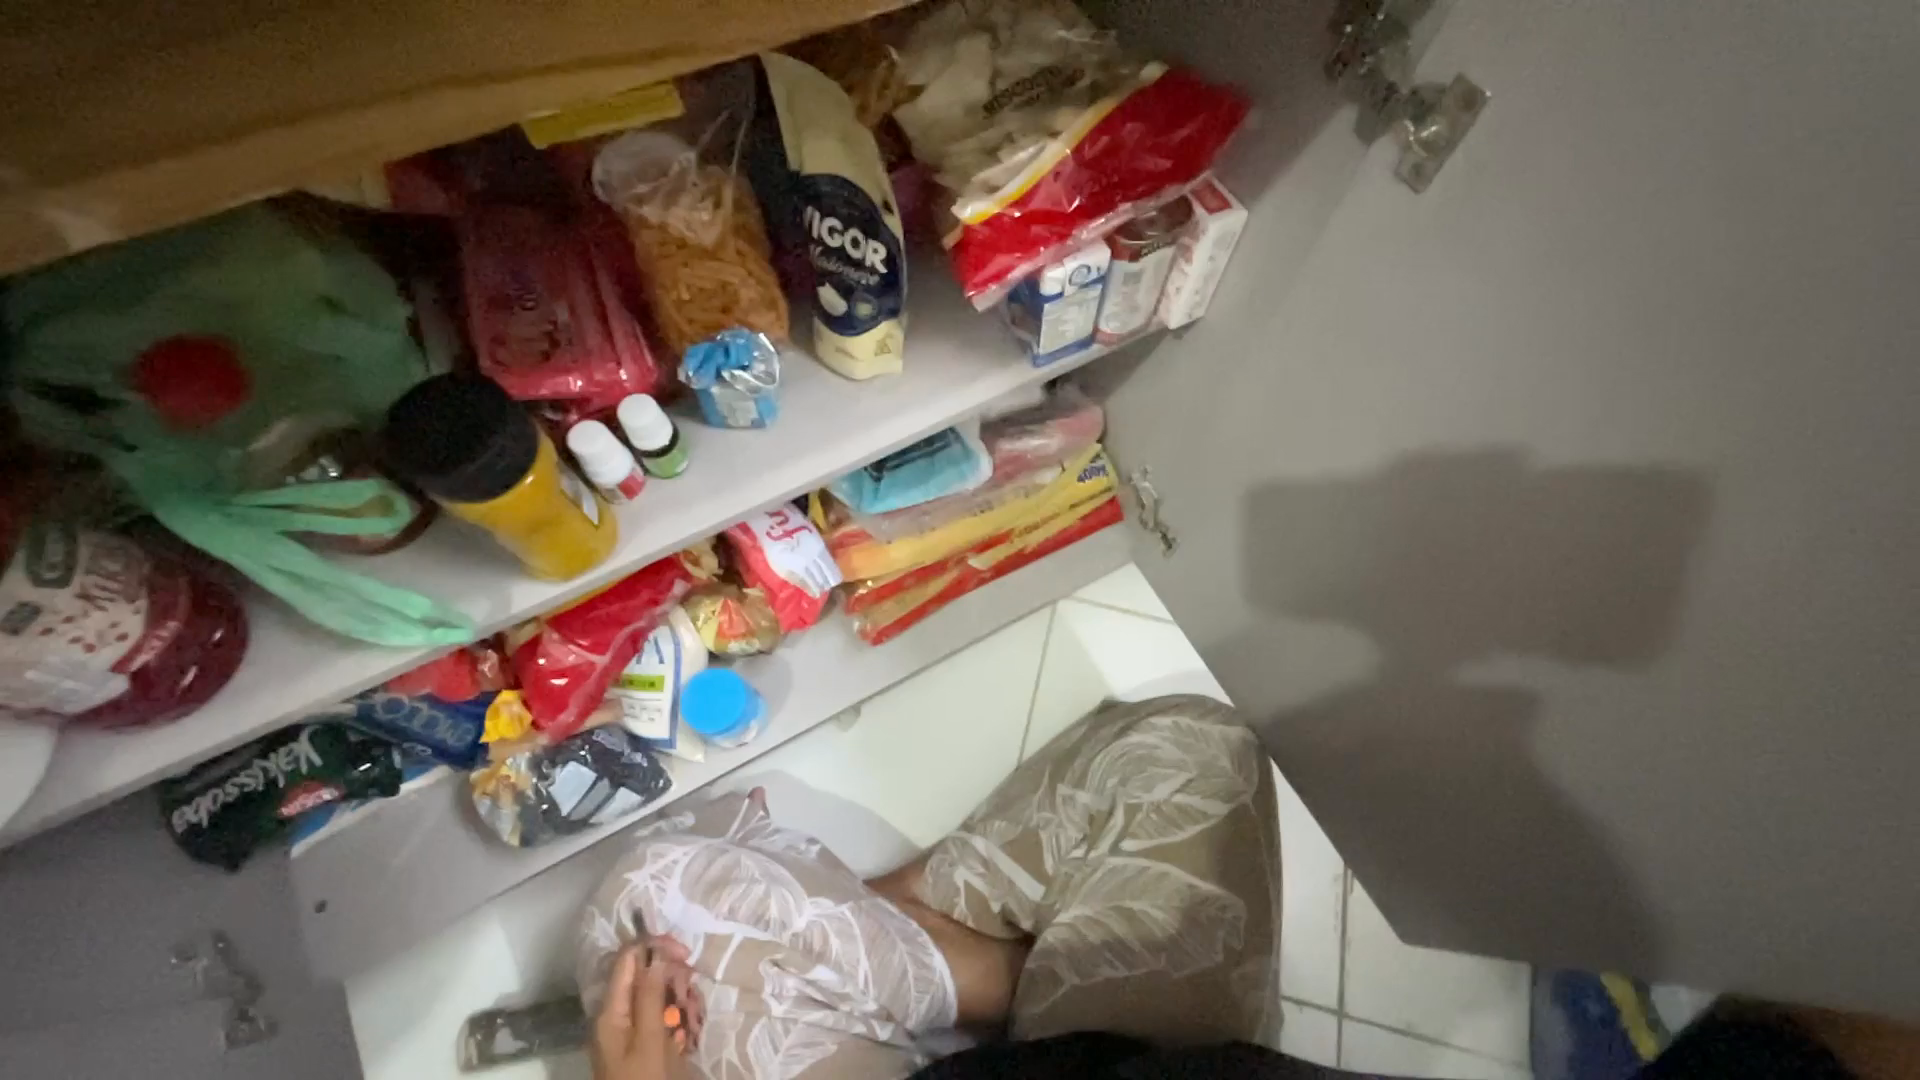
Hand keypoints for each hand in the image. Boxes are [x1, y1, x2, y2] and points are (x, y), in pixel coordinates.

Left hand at [592, 946, 693, 1079]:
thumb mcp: (649, 1040)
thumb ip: (650, 995)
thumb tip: (656, 953)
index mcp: (610, 1010)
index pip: (627, 958)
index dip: (655, 947)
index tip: (686, 953)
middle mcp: (614, 1014)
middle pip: (641, 973)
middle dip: (670, 973)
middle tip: (691, 986)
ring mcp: (625, 1029)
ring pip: (652, 993)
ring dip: (675, 995)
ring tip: (691, 1013)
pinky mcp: (637, 1043)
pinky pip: (656, 1015)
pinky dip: (673, 1015)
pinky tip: (685, 1030)